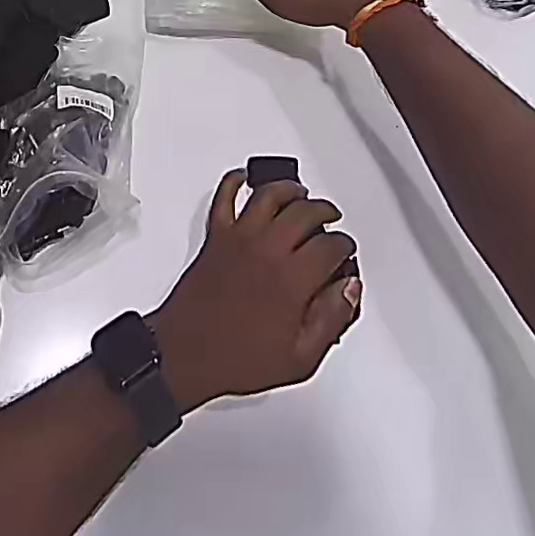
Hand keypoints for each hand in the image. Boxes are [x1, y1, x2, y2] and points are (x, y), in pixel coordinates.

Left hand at [150, 170, 362, 412]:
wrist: (186, 351)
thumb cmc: (236, 357)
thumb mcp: (300, 357)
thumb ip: (330, 319)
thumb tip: (348, 290)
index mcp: (292, 280)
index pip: (331, 246)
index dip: (345, 246)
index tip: (346, 251)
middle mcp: (266, 251)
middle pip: (304, 212)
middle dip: (324, 211)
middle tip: (331, 218)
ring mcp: (238, 239)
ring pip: (268, 196)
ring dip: (288, 189)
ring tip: (299, 193)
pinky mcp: (215, 237)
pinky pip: (223, 198)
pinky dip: (233, 183)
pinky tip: (242, 179)